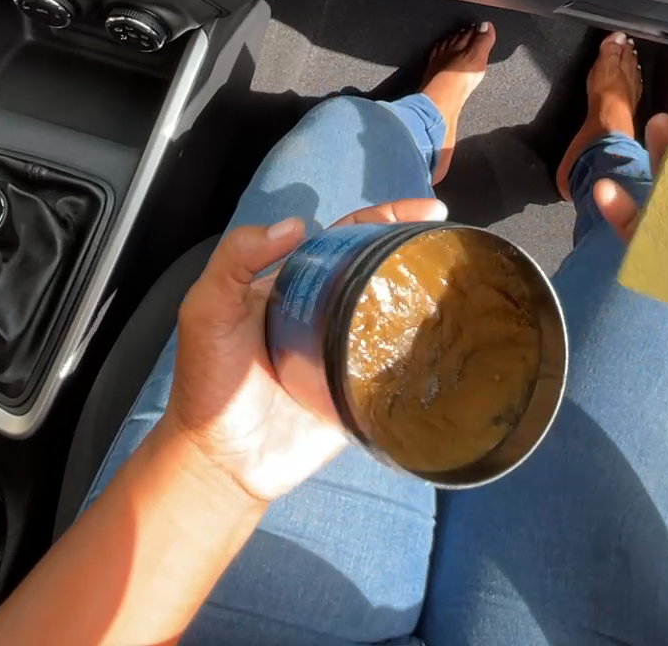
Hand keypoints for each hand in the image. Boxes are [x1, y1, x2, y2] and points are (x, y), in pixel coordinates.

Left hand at [165, 198, 448, 501]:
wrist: (222, 458)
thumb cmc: (210, 379)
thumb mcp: (207, 307)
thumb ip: (235, 259)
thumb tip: (298, 224)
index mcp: (298, 282)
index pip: (346, 238)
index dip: (383, 218)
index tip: (425, 209)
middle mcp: (328, 308)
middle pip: (379, 267)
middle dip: (415, 246)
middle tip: (449, 237)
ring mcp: (349, 348)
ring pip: (394, 310)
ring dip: (425, 292)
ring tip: (460, 278)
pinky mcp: (363, 388)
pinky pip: (399, 363)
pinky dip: (425, 346)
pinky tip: (452, 334)